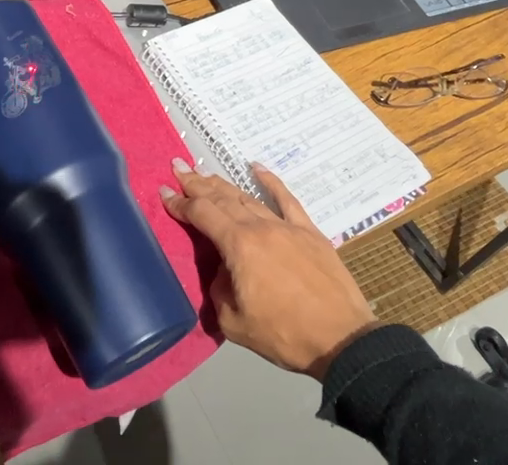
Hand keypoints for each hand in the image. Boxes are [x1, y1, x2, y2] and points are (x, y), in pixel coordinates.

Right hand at [161, 159, 379, 379]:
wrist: (343, 340)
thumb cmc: (285, 335)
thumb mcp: (234, 323)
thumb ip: (218, 290)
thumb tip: (222, 272)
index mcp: (238, 246)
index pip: (202, 215)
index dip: (181, 204)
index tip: (165, 194)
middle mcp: (260, 227)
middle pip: (222, 198)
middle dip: (196, 183)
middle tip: (178, 168)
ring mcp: (286, 226)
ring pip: (248, 197)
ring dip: (223, 184)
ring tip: (205, 174)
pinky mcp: (309, 232)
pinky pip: (286, 199)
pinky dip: (270, 180)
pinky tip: (257, 167)